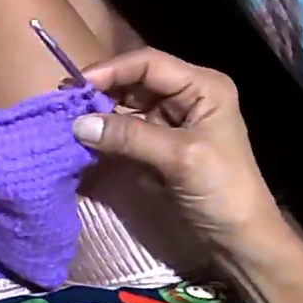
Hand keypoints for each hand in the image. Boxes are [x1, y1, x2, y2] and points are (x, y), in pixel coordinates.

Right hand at [74, 49, 281, 251]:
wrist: (239, 239)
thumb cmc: (222, 191)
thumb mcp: (179, 158)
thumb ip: (130, 136)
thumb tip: (78, 124)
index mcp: (203, 87)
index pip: (149, 64)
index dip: (111, 70)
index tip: (75, 86)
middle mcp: (187, 96)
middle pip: (135, 80)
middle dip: (101, 90)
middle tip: (64, 103)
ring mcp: (172, 120)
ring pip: (127, 105)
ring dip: (100, 112)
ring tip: (68, 119)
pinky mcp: (159, 145)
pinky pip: (127, 130)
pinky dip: (106, 133)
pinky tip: (84, 138)